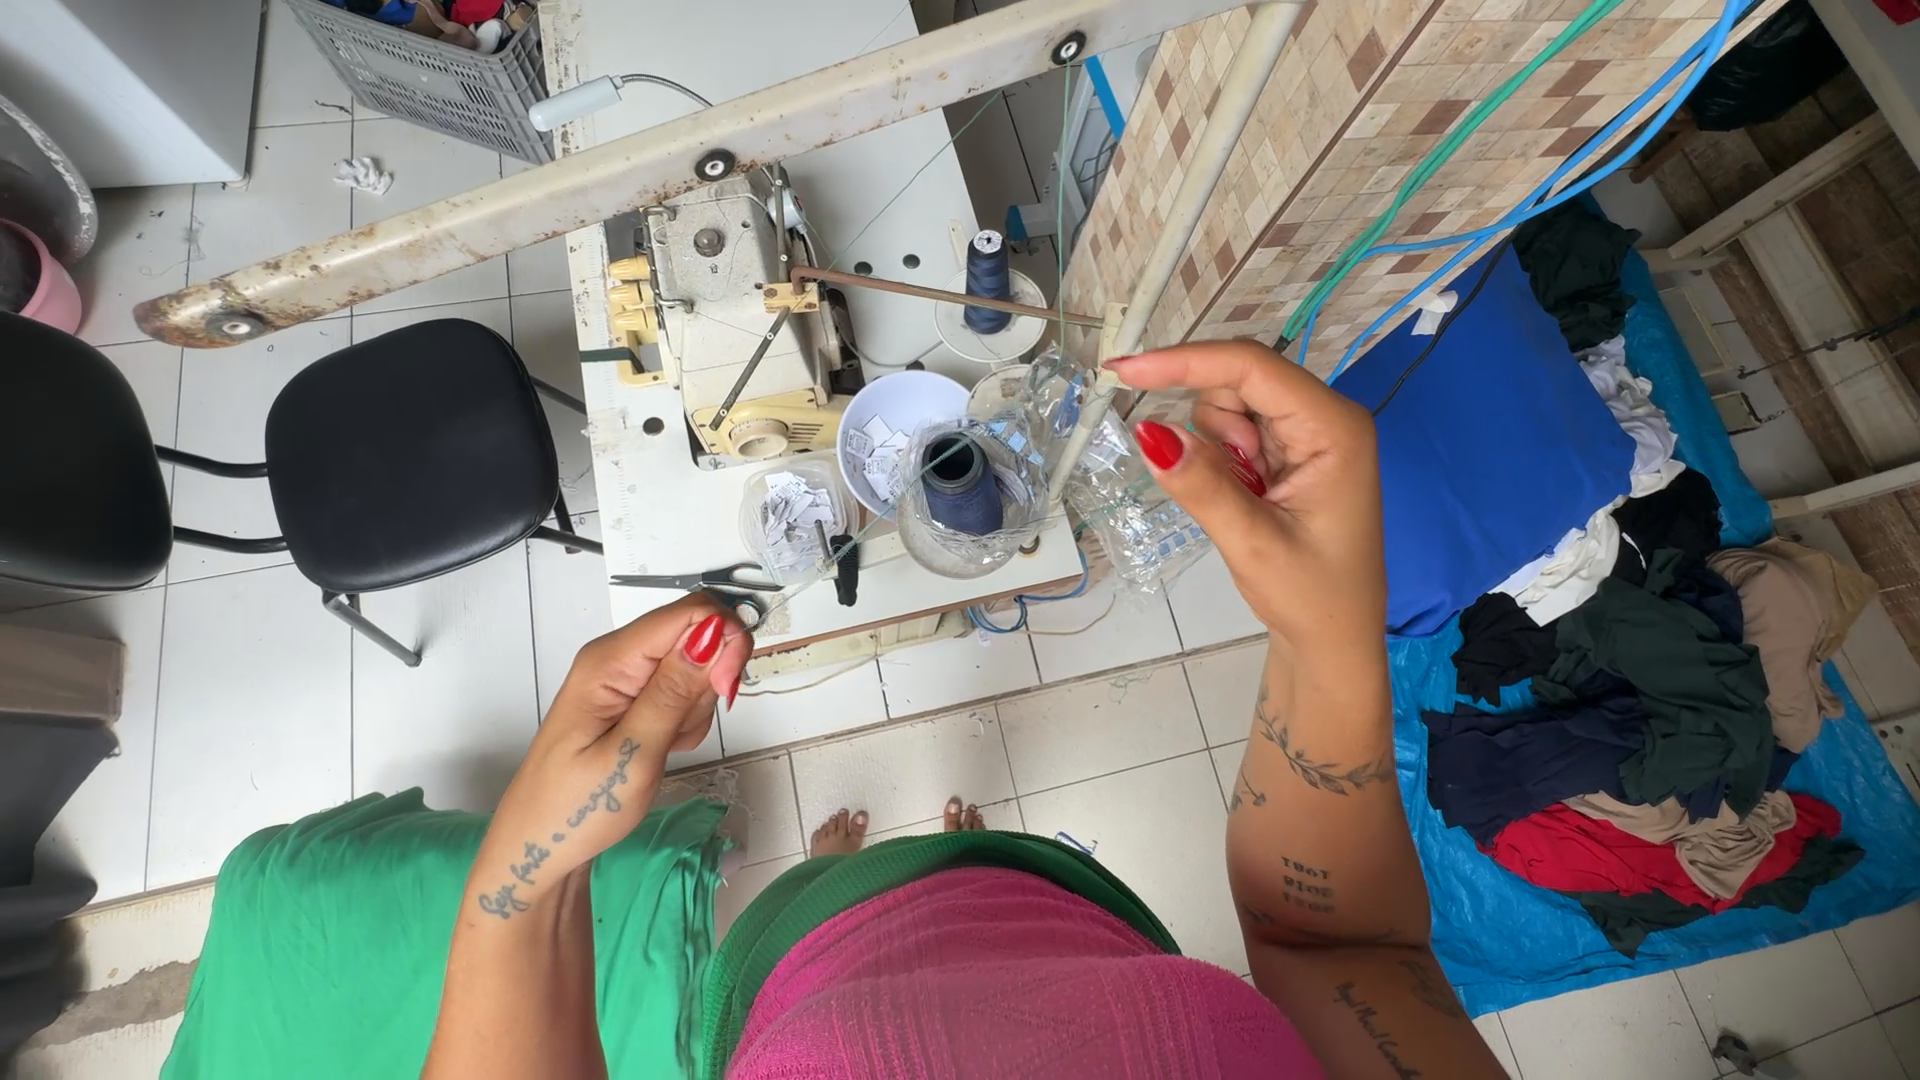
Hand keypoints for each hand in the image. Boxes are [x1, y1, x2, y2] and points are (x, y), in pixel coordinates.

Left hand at [468, 593, 751, 917]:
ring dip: (699, 703)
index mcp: (610, 661)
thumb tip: (713, 631)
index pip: (690, 612)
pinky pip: (685, 689)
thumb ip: (675, 691)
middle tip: (687, 729)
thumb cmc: (577, 810)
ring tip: (668, 744)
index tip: (728, 687)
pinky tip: (666, 745)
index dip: (723, 637)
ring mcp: (628, 677)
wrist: (542, 850)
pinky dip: (689, 718)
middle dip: (712, 676)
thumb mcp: (632, 754)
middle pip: (697, 634)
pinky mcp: (637, 696)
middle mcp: (619, 657)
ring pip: (697, 665)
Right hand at [1108, 341, 1384, 647]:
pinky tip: (1244, 501)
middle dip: (1212, 431)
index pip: (1251, 367)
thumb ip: (1201, 485)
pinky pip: (1228, 437)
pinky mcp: (1284, 455)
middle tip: (1234, 492)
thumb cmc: (1310, 596)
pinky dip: (1218, 464)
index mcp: (1333, 427)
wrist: (1331, 638)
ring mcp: (1303, 436)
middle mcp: (1321, 418)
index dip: (1184, 362)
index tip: (1123, 372)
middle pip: (1235, 384)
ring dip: (1213, 452)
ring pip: (1225, 409)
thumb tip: (1146, 432)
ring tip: (1244, 505)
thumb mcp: (1251, 542)